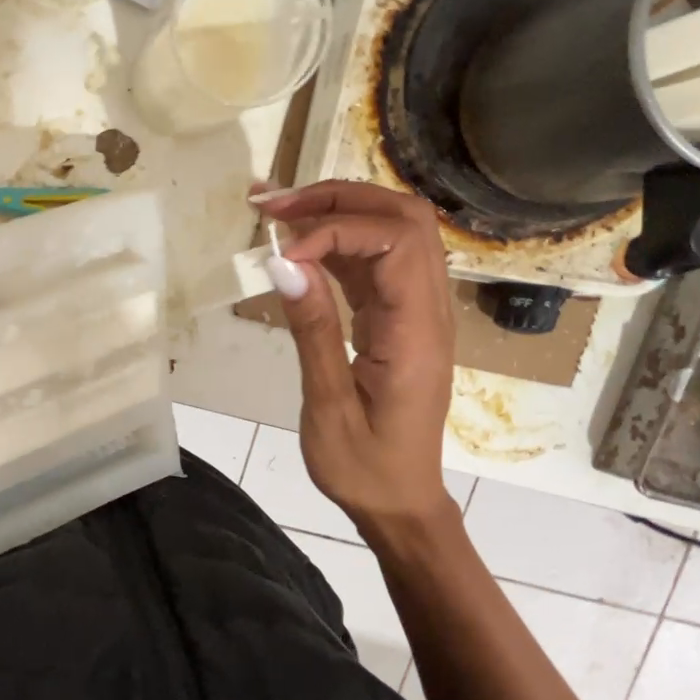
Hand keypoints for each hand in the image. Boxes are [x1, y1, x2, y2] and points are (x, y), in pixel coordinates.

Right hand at [251, 180, 456, 529]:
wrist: (398, 500)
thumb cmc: (362, 464)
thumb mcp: (328, 403)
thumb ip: (313, 329)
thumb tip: (284, 265)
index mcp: (415, 331)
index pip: (393, 242)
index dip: (332, 231)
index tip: (278, 255)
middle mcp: (426, 309)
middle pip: (404, 219)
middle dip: (338, 198)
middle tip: (273, 204)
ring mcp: (414, 313)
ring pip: (393, 233)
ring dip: (338, 212)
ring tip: (276, 214)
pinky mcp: (396, 322)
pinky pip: (376, 264)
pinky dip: (336, 245)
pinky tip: (296, 247)